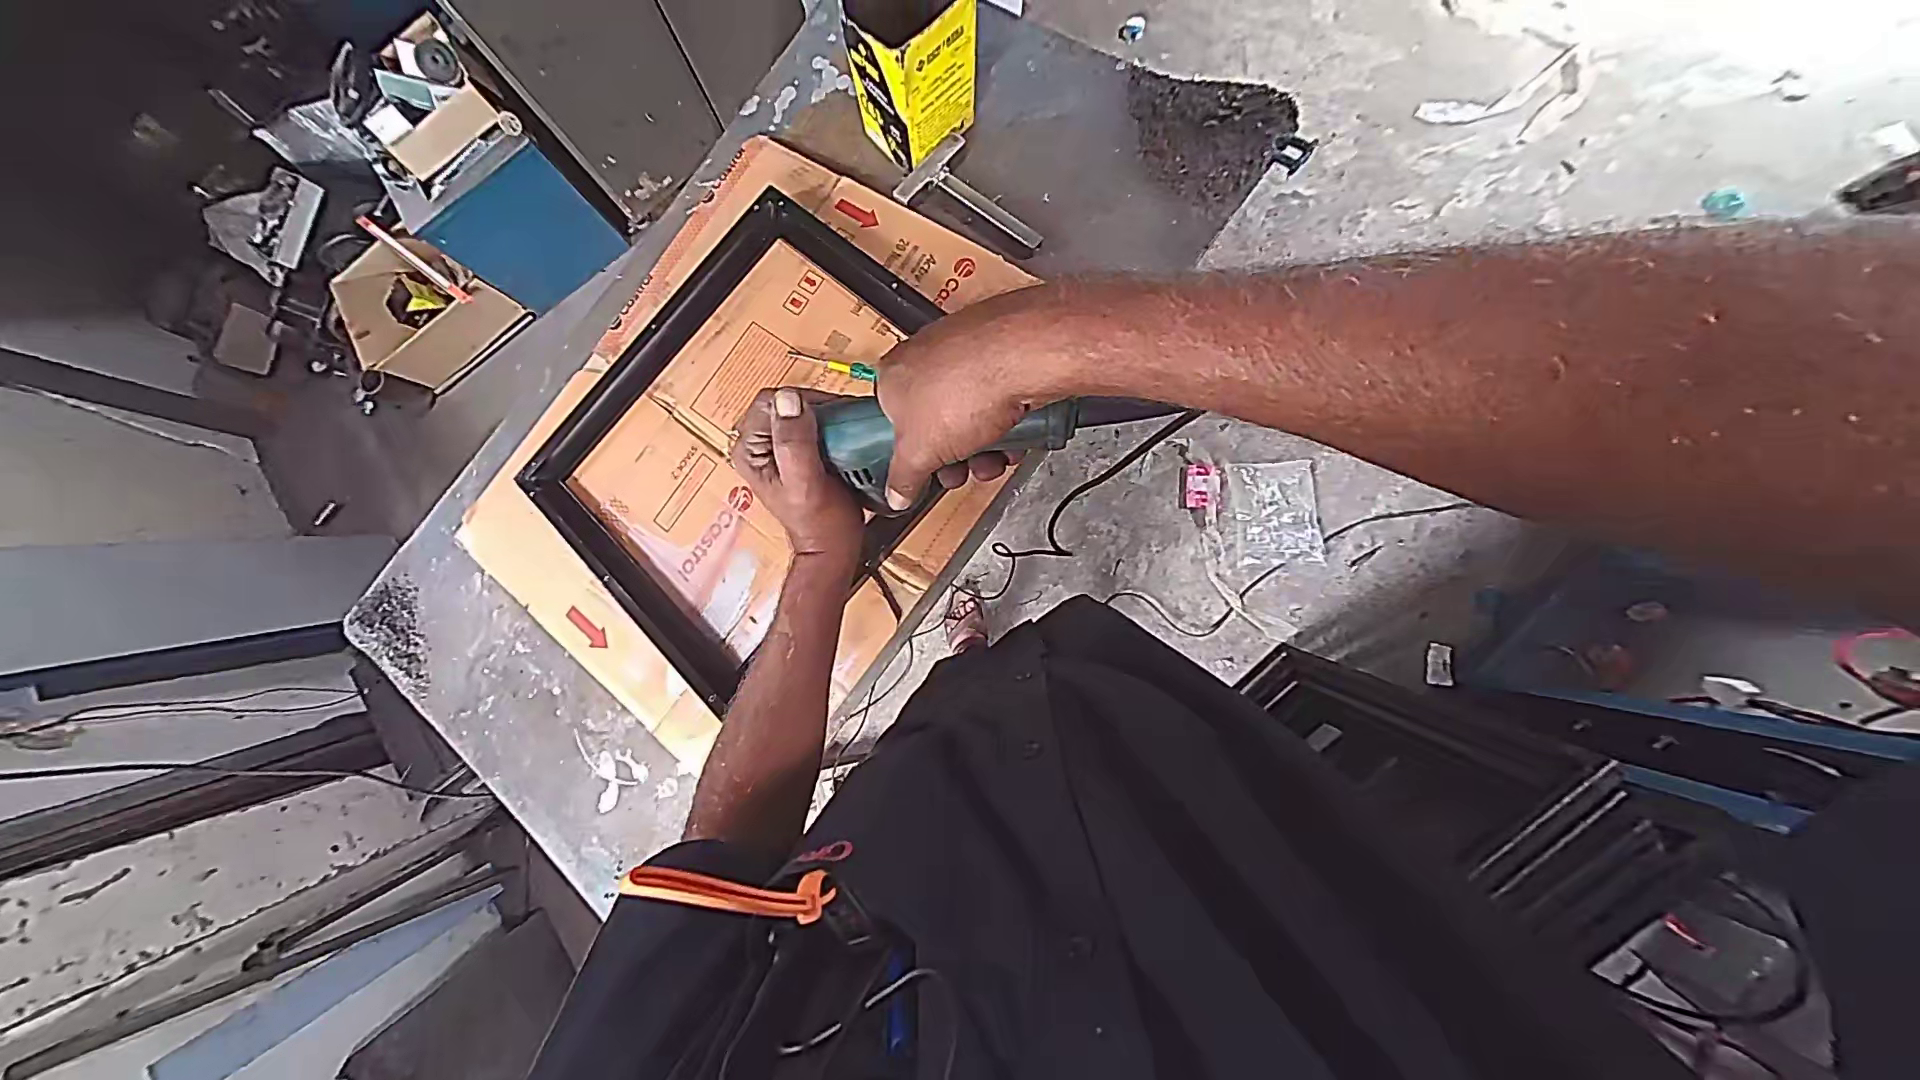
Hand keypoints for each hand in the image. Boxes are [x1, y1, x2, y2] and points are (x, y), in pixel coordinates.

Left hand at [731, 388, 863, 559]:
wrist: (833, 547)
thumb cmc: (819, 524)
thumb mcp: (805, 482)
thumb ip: (795, 442)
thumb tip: (788, 400)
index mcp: (750, 449)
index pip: (773, 401)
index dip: (804, 403)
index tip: (831, 417)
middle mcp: (761, 445)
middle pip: (789, 403)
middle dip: (820, 410)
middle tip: (844, 427)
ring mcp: (781, 448)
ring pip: (805, 412)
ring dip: (829, 418)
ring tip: (848, 434)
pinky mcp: (801, 453)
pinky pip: (816, 426)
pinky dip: (834, 428)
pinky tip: (846, 441)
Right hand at [876, 322, 1037, 509]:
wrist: (1024, 357)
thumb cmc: (968, 387)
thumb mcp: (919, 453)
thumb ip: (904, 478)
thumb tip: (897, 495)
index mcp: (892, 378)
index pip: (891, 423)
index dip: (910, 454)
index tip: (923, 472)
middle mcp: (925, 360)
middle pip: (935, 425)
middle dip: (953, 458)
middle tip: (963, 471)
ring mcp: (963, 356)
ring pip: (969, 417)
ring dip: (983, 449)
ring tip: (995, 458)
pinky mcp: (999, 359)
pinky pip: (996, 402)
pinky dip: (1005, 425)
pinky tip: (1015, 438)